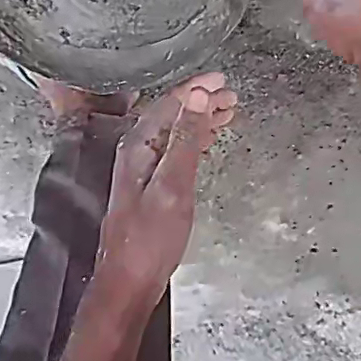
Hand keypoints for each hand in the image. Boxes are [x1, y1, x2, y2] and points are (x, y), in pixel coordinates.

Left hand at [97, 72, 238, 301]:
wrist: (130, 280)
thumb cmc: (150, 239)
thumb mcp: (174, 185)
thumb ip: (186, 139)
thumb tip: (197, 97)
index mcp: (138, 146)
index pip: (169, 104)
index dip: (196, 88)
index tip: (221, 80)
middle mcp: (137, 151)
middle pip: (172, 114)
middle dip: (202, 102)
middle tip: (230, 95)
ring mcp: (142, 168)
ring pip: (175, 131)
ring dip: (200, 119)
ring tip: (226, 111)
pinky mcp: (150, 184)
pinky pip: (175, 149)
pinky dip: (194, 139)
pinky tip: (206, 140)